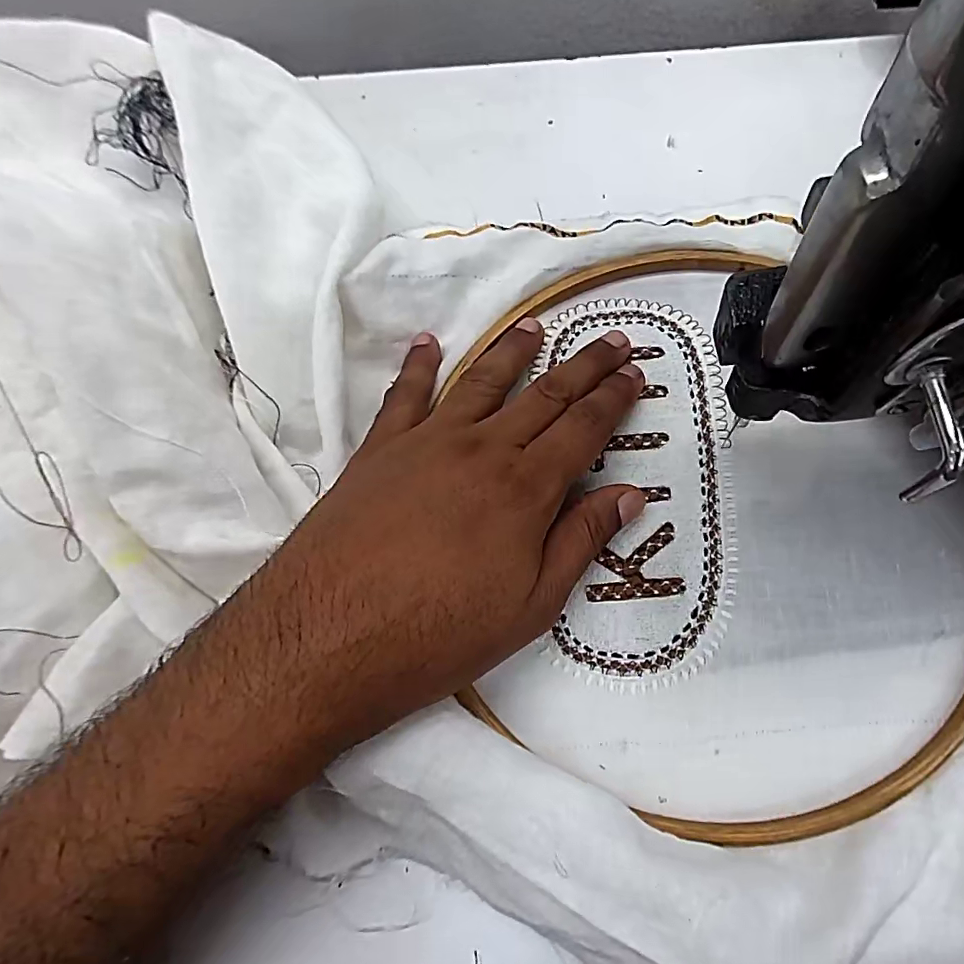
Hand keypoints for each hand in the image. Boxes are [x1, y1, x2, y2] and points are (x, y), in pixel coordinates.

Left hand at [242, 320, 648, 748]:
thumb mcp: (532, 604)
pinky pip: (404, 396)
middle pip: (544, 396)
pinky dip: (419, 365)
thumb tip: (629, 495)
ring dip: (512, 351)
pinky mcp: (379, 451)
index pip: (583, 429)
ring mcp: (427, 444)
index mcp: (525, 489)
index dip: (613, 399)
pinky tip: (428, 343)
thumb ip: (580, 542)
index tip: (634, 373)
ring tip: (535, 326)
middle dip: (584, 365)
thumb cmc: (441, 633)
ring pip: (481, 383)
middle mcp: (482, 451)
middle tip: (612, 340)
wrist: (329, 637)